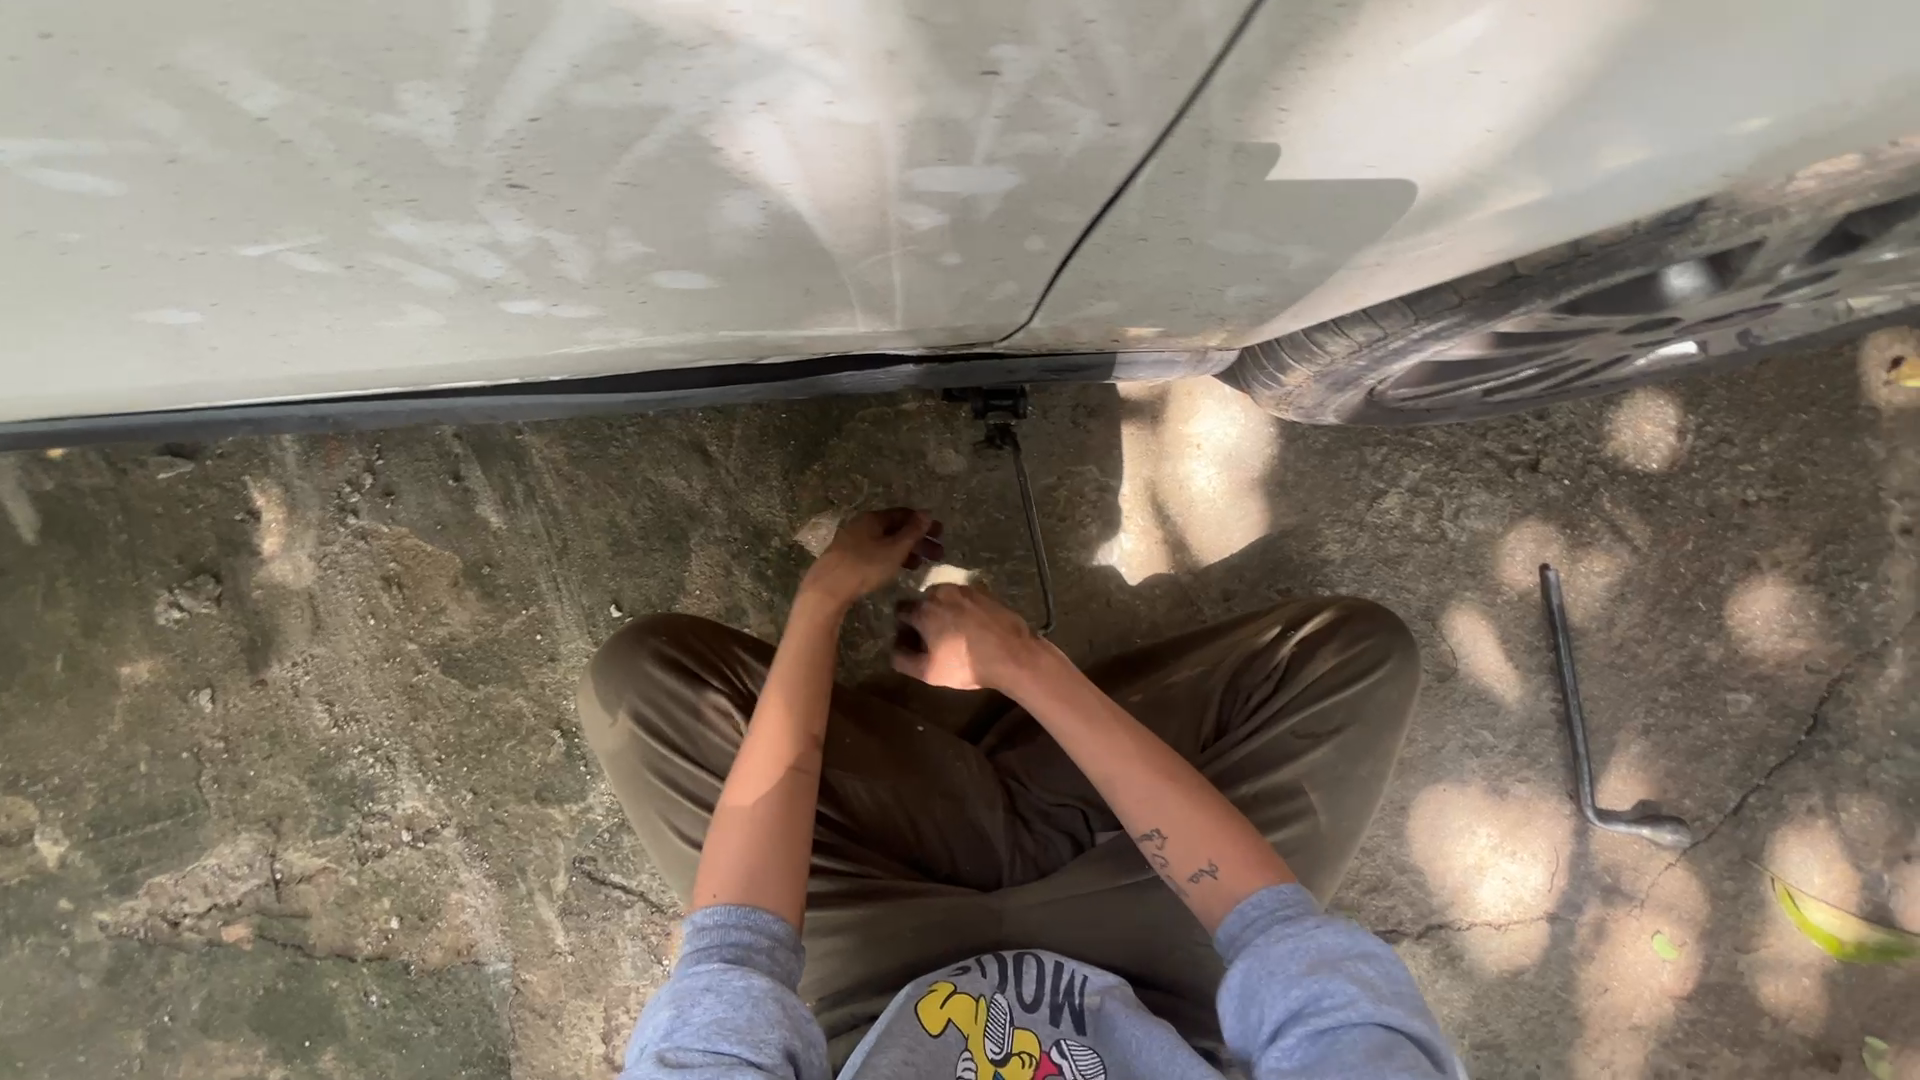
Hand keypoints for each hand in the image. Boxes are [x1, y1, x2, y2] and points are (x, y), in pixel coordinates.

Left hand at [799, 508, 942, 609]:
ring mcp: (852, 542)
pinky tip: (896, 570)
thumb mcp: (895, 549)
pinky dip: (890, 559)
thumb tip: (926, 513)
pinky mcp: (846, 558)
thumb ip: (912, 532)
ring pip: (885, 542)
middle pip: (895, 529)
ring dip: (906, 551)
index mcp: (873, 518)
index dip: (924, 523)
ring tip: (920, 566)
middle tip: (938, 554)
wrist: (827, 588)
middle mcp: (861, 525)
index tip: (940, 534)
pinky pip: (875, 552)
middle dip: (918, 540)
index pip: (904, 514)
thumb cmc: (865, 566)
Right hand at [891, 583, 1049, 691]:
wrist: (1011, 653)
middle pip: (923, 602)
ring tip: (955, 632)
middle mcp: (941, 592)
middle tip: (935, 638)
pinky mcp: (984, 591)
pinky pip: (965, 598)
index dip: (903, 626)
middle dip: (924, 616)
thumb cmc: (965, 664)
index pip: (900, 610)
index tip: (912, 640)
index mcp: (923, 609)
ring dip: (944, 610)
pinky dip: (963, 608)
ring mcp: (965, 589)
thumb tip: (893, 650)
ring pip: (945, 597)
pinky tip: (973, 626)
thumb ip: (903, 660)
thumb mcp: (928, 672)